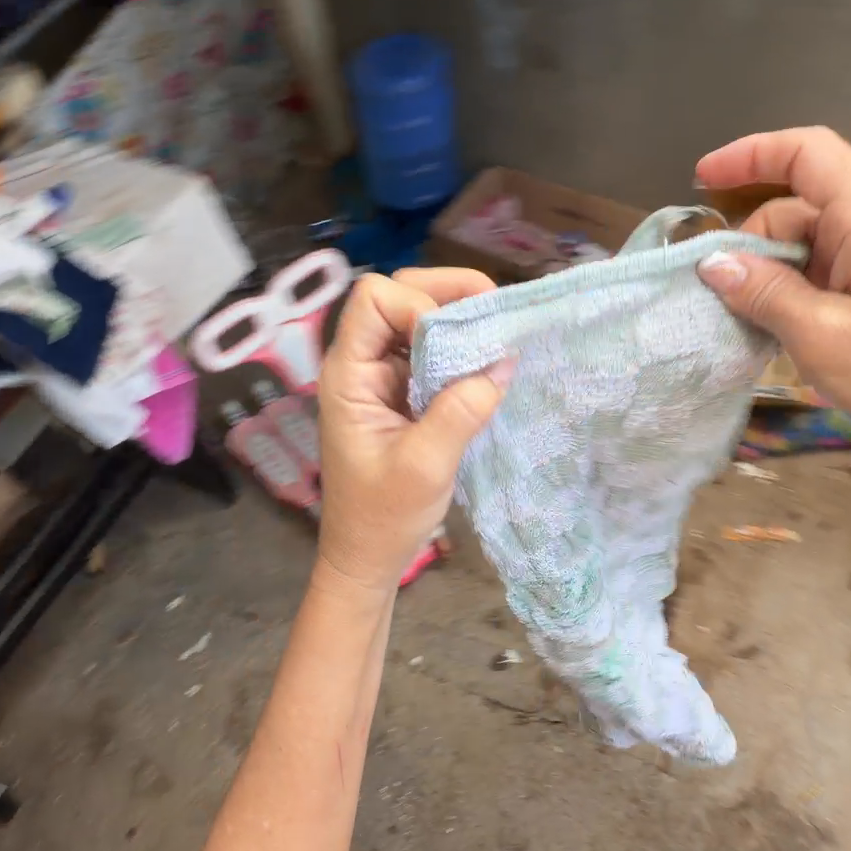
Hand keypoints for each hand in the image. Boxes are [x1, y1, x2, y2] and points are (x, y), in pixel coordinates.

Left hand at [314, 268, 512, 593]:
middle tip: (494, 312)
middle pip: (396, 296)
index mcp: (347, 376)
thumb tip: (504, 363)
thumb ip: (461, 412)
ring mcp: (379, 380)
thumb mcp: (425, 467)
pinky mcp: (401, 397)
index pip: (373, 300)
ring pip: (415, 321)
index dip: (417, 305)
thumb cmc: (383, 517)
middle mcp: (360, 366)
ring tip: (497, 333)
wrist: (366, 556)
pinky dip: (459, 350)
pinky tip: (487, 363)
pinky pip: (428, 354)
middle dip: (445, 295)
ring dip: (456, 320)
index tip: (456, 344)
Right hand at [693, 127, 850, 451]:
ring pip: (803, 246)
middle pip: (795, 207)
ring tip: (743, 324)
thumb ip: (763, 292)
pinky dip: (788, 294)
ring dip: (766, 276)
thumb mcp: (818, 331)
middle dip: (749, 242)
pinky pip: (819, 274)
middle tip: (716, 295)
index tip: (701, 179)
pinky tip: (772, 332)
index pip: (804, 153)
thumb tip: (713, 263)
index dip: (749, 155)